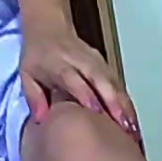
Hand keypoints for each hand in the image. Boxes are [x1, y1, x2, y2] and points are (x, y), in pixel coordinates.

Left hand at [18, 16, 137, 133]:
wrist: (49, 28)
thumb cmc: (39, 57)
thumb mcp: (27, 73)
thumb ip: (33, 96)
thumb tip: (42, 119)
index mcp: (59, 62)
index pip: (73, 77)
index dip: (85, 93)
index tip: (95, 111)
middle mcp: (80, 61)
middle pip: (100, 81)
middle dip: (113, 103)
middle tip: (123, 127)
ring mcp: (96, 64)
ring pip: (114, 85)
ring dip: (125, 108)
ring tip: (133, 132)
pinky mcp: (107, 69)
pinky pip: (120, 88)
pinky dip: (128, 107)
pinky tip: (134, 126)